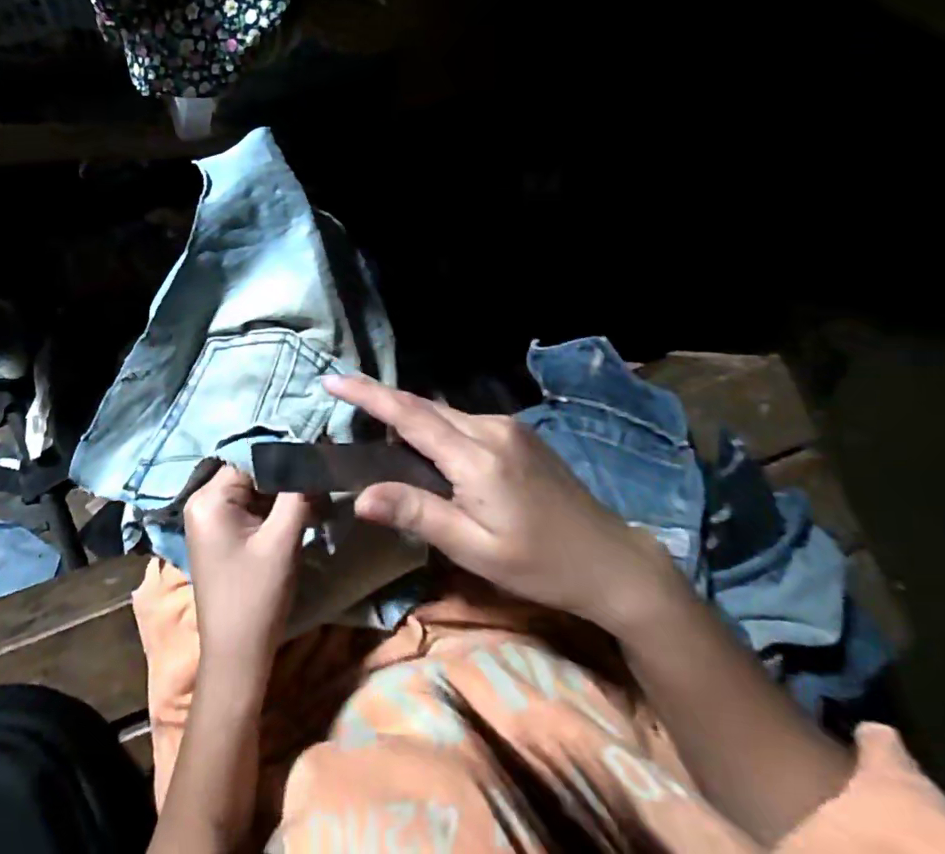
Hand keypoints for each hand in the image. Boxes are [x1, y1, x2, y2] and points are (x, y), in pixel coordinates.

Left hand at [182, 463, 313, 686]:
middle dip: (286, 471)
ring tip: (318, 488)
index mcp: (209, 499)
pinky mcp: (222, 534)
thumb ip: (298, 494)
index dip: (285, 451)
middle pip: (250, 470)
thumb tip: (314, 454)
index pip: (250, 456)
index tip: (319, 448)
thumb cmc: (257, 596)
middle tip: (323, 469)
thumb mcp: (282, 540)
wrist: (237, 654)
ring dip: (283, 490)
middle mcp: (202, 502)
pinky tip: (302, 508)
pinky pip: (250, 506)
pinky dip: (274, 506)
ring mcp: (210, 519)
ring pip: (253, 488)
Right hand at [325, 374, 691, 632]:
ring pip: (446, 414)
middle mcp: (493, 429)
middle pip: (426, 407)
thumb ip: (417, 514)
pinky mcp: (520, 436)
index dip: (368, 395)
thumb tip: (360, 495)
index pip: (411, 415)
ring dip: (411, 418)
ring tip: (377, 433)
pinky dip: (437, 428)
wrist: (611, 561)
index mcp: (478, 457)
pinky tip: (427, 449)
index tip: (332, 379)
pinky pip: (465, 423)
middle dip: (382, 400)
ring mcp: (510, 429)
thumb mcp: (474, 548)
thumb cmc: (539, 564)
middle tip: (343, 400)